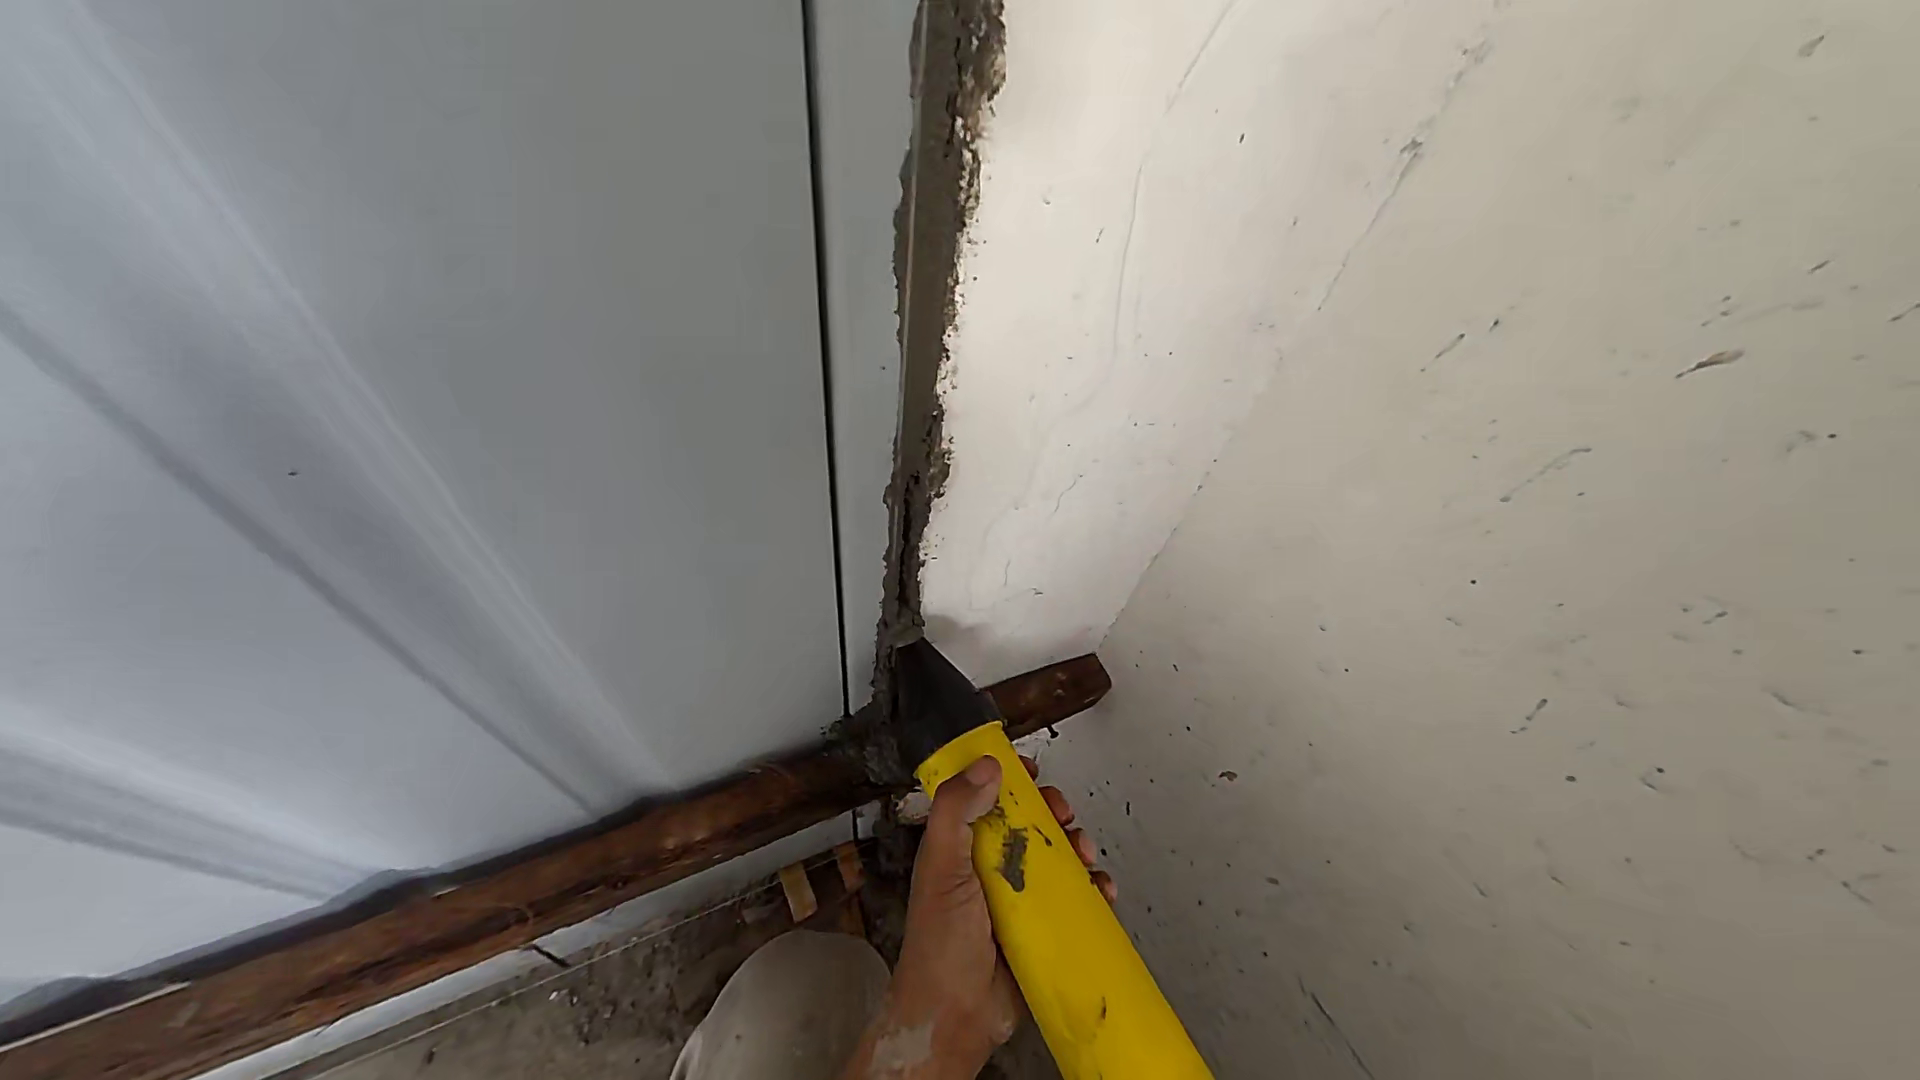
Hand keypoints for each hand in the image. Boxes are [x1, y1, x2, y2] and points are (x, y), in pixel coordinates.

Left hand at [841, 755, 1112, 1078]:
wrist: (956, 1017)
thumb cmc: (939, 942)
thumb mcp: (942, 864)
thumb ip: (955, 810)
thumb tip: (987, 764)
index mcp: (961, 842)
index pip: (985, 794)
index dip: (1007, 777)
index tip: (1029, 769)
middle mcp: (989, 862)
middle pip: (1028, 818)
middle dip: (1051, 809)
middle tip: (1061, 812)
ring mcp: (1018, 894)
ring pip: (1055, 852)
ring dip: (1076, 843)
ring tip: (1083, 852)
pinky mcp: (1042, 923)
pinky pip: (1074, 895)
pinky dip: (1092, 887)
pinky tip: (1099, 888)